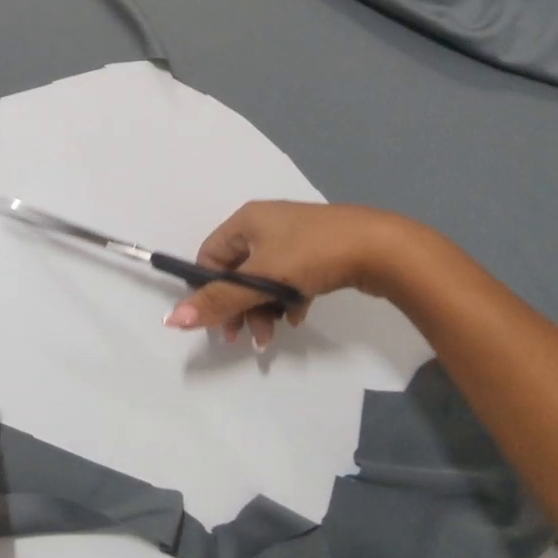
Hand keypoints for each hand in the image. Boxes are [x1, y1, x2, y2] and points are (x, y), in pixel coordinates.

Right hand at [163, 201, 414, 350]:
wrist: (385, 249)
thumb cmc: (315, 254)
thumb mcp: (263, 278)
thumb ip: (219, 301)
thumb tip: (172, 320)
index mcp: (246, 220)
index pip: (210, 256)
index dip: (208, 289)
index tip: (219, 322)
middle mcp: (266, 223)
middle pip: (237, 270)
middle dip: (240, 306)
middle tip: (247, 337)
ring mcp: (295, 237)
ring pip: (265, 278)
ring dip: (264, 307)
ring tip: (275, 333)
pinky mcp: (320, 252)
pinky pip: (290, 278)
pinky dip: (288, 298)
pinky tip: (298, 316)